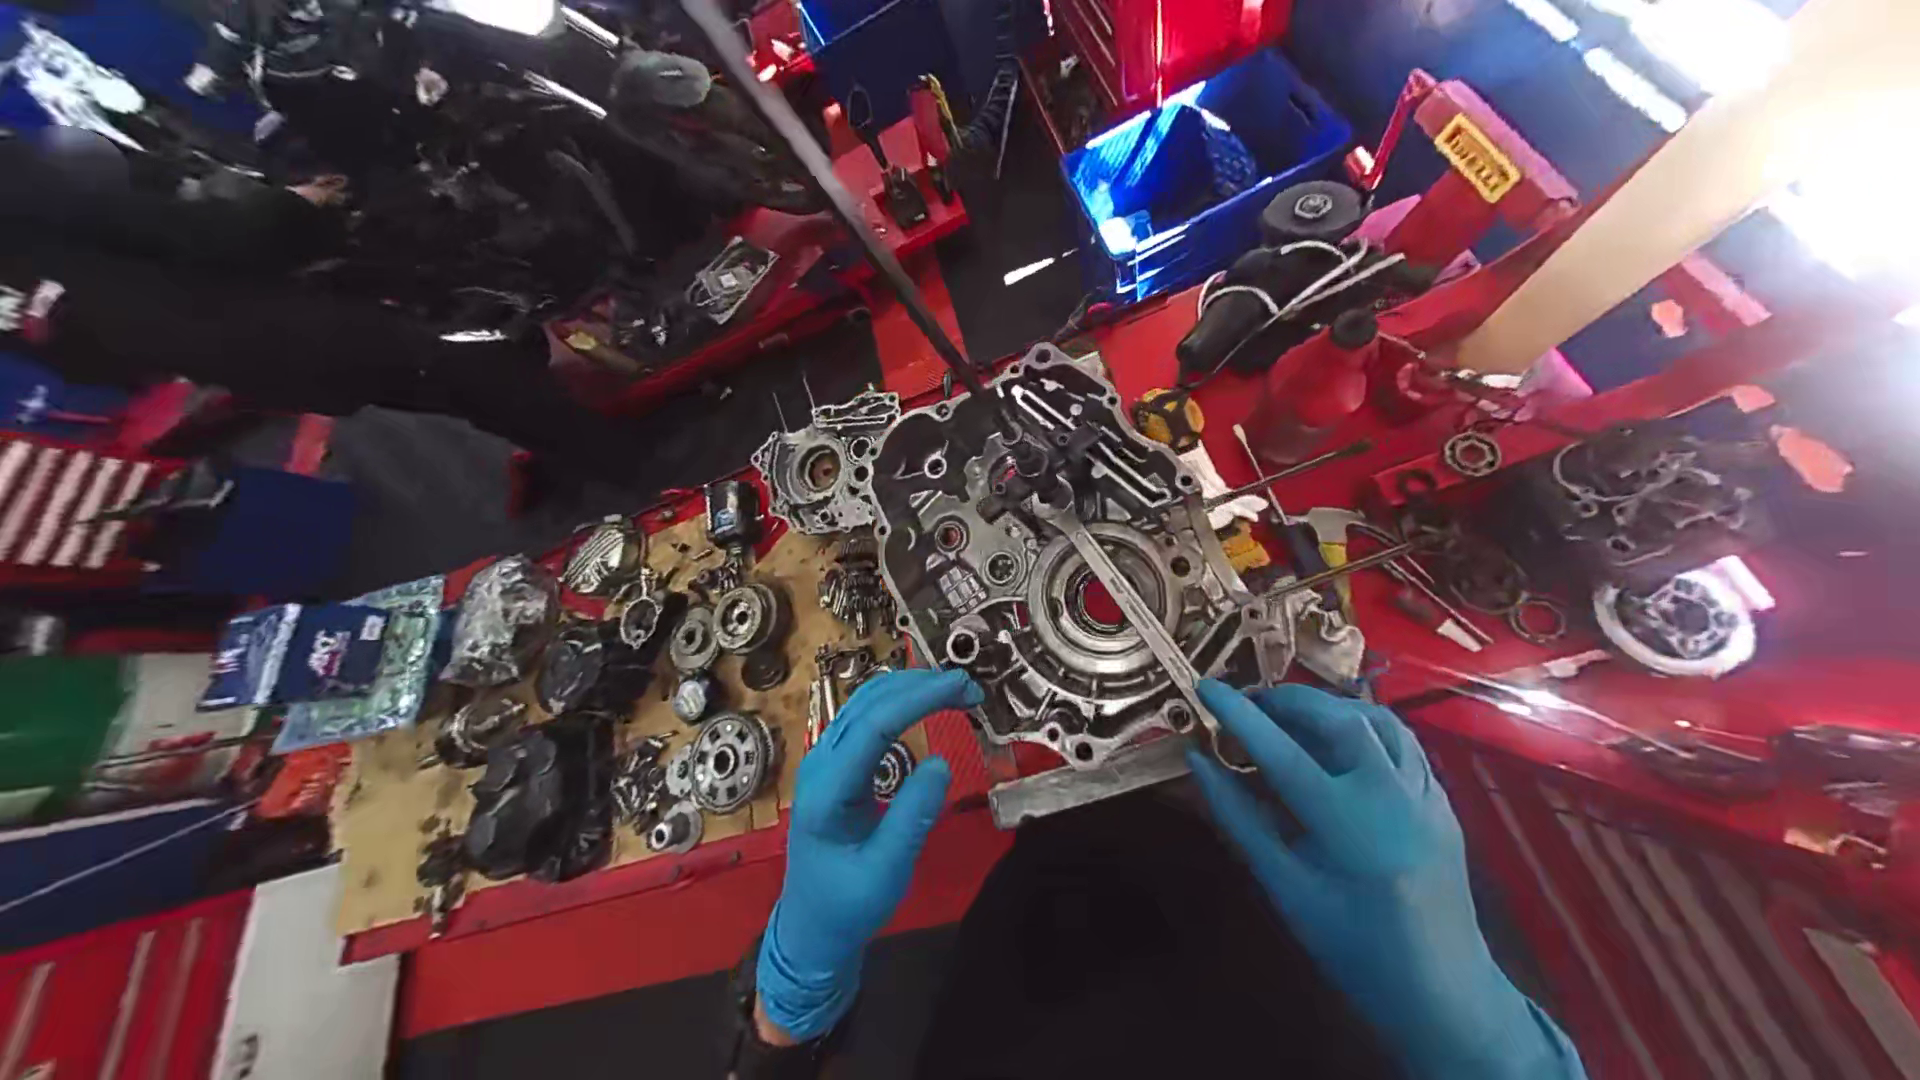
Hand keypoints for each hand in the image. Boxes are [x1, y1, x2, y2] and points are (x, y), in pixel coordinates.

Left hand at [756, 668, 979, 1041]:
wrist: (810, 928)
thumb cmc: (847, 905)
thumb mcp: (886, 872)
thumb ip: (912, 817)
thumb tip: (941, 763)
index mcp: (827, 788)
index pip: (876, 724)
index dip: (921, 699)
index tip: (963, 688)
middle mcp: (820, 761)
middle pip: (870, 703)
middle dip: (921, 686)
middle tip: (970, 688)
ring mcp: (824, 759)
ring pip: (865, 702)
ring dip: (910, 688)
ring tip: (955, 690)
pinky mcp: (835, 763)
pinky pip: (865, 717)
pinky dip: (899, 701)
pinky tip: (924, 703)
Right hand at [1188, 681, 1584, 1079]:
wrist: (1446, 993)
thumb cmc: (1352, 946)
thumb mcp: (1283, 885)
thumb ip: (1237, 816)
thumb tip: (1196, 760)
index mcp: (1353, 829)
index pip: (1282, 753)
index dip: (1239, 715)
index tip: (1204, 685)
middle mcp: (1397, 798)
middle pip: (1337, 719)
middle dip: (1285, 701)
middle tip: (1248, 705)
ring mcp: (1428, 795)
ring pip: (1375, 718)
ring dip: (1324, 706)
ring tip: (1288, 715)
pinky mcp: (1441, 798)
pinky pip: (1400, 738)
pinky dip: (1359, 722)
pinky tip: (1333, 738)